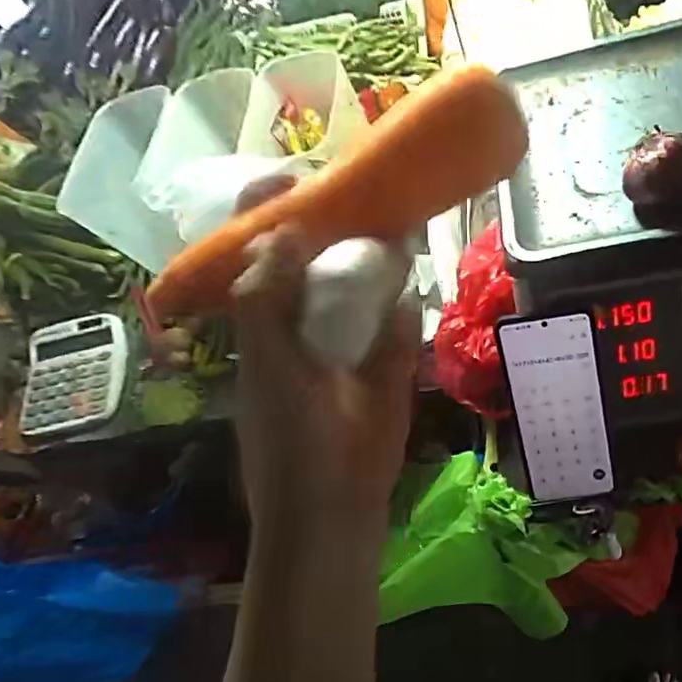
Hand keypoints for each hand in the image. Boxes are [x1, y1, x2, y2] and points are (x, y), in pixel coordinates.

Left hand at [229, 178, 417, 540]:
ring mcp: (354, 345)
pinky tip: (415, 270)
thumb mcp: (267, 365)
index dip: (274, 213)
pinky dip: (408, 299)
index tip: (297, 175)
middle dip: (341, 224)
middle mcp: (309, 324)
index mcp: (268, 320)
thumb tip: (285, 230)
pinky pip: (400, 324)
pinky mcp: (390, 368)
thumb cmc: (290, 441)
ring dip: (380, 254)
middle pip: (323, 261)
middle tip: (367, 186)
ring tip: (398, 213)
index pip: (267, 252)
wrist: (336, 507)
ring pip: (366, 288)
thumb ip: (266, 299)